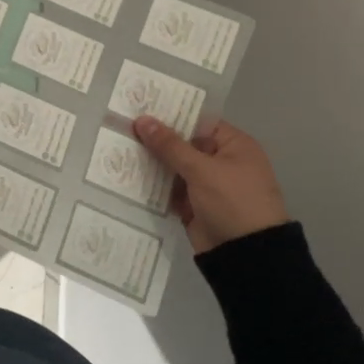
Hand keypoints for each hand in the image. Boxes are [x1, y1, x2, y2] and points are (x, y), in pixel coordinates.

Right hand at [132, 117, 289, 253]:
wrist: (247, 257)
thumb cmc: (233, 202)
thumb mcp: (201, 170)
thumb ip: (170, 145)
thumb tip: (141, 120)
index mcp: (234, 145)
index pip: (197, 121)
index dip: (170, 114)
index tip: (139, 106)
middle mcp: (222, 161)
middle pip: (183, 144)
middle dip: (155, 138)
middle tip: (121, 125)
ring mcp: (208, 184)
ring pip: (174, 166)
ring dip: (151, 161)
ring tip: (117, 147)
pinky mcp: (195, 205)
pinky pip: (171, 188)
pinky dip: (154, 184)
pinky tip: (127, 173)